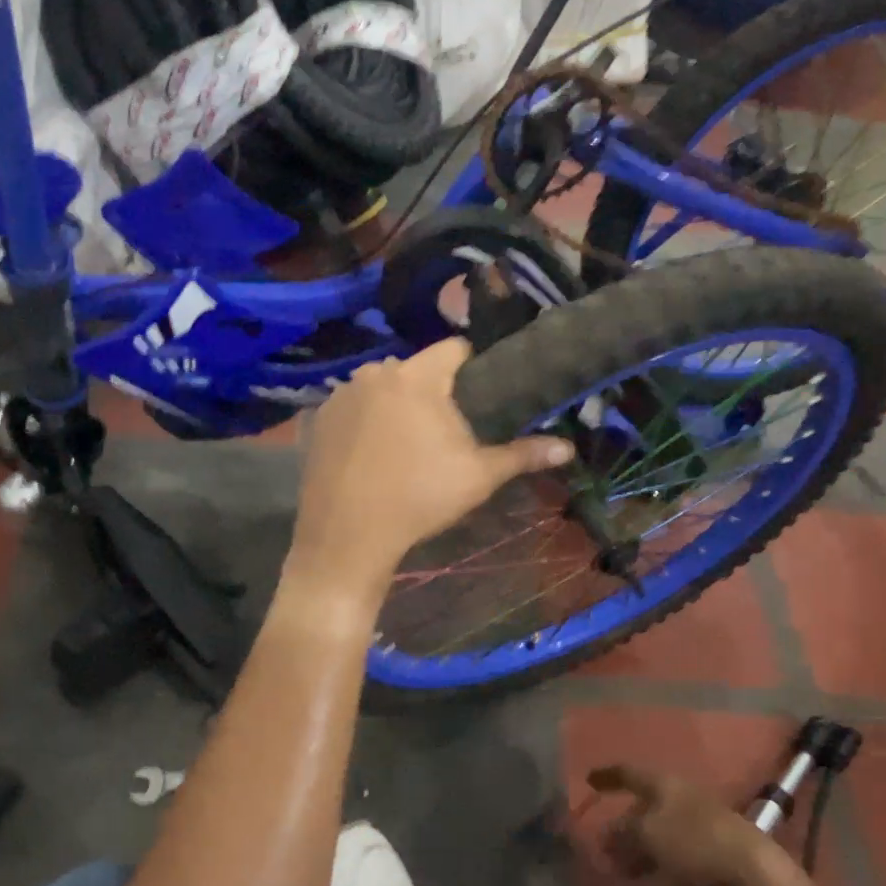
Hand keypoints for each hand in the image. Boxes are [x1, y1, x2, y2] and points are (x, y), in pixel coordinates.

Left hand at [288, 338, 573, 599]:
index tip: (481, 396)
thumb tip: (567, 448)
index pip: (455, 349)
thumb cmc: (419, 499)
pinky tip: (370, 455)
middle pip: (416, 370)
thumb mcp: (478, 477)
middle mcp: (376, 372)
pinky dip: (364, 422)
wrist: (347, 535)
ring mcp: (341, 393)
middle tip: (445, 431)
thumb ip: (522, 454)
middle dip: (433, 391)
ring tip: (405, 445)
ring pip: (382, 388)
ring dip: (396, 405)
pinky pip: (353, 408)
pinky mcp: (318, 418)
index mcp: (418, 377)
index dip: (473, 368)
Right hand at [588, 765, 771, 885]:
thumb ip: (621, 833)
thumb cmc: (692, 840)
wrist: (750, 866)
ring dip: (637, 846)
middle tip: (603, 844)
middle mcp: (678, 792)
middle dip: (621, 824)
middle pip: (642, 803)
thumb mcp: (647, 835)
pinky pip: (672, 845)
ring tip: (621, 869)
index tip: (588, 779)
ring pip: (657, 828)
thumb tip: (606, 835)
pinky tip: (648, 876)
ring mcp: (696, 817)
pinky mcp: (709, 842)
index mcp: (662, 781)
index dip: (607, 775)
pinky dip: (655, 857)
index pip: (627, 771)